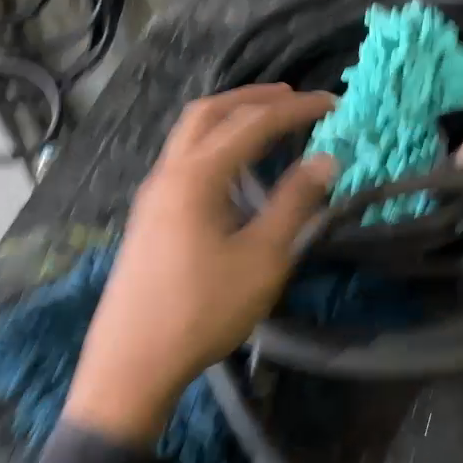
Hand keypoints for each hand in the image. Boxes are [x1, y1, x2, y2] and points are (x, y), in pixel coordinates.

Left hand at [63, 84, 337, 446]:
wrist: (130, 365)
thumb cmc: (202, 311)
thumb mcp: (262, 260)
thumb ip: (295, 204)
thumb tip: (326, 159)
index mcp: (197, 176)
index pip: (253, 124)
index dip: (296, 109)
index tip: (332, 103)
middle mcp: (170, 172)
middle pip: (210, 112)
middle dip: (253, 97)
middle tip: (292, 97)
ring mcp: (153, 192)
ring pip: (191, 133)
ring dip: (230, 117)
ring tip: (266, 123)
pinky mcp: (149, 214)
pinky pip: (184, 156)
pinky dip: (214, 143)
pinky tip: (234, 170)